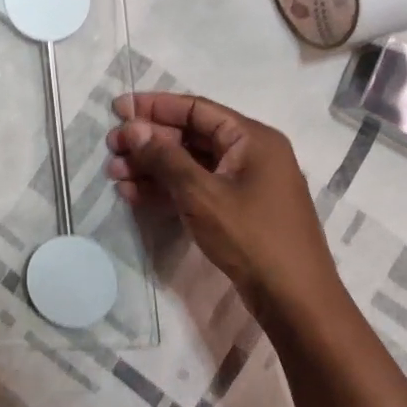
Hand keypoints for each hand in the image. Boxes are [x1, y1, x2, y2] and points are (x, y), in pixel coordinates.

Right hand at [106, 92, 341, 323]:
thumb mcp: (201, 193)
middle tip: (111, 146)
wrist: (295, 300)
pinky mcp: (236, 210)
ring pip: (188, 163)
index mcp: (252, 139)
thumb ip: (164, 157)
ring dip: (150, 167)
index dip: (154, 106)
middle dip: (148, 141)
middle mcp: (250, 154)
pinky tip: (133, 194)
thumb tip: (133, 127)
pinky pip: (195, 187)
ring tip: (114, 174)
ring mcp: (244, 183)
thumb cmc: (252, 236)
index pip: (195, 109)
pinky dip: (165, 189)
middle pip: (189, 135)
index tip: (117, 109)